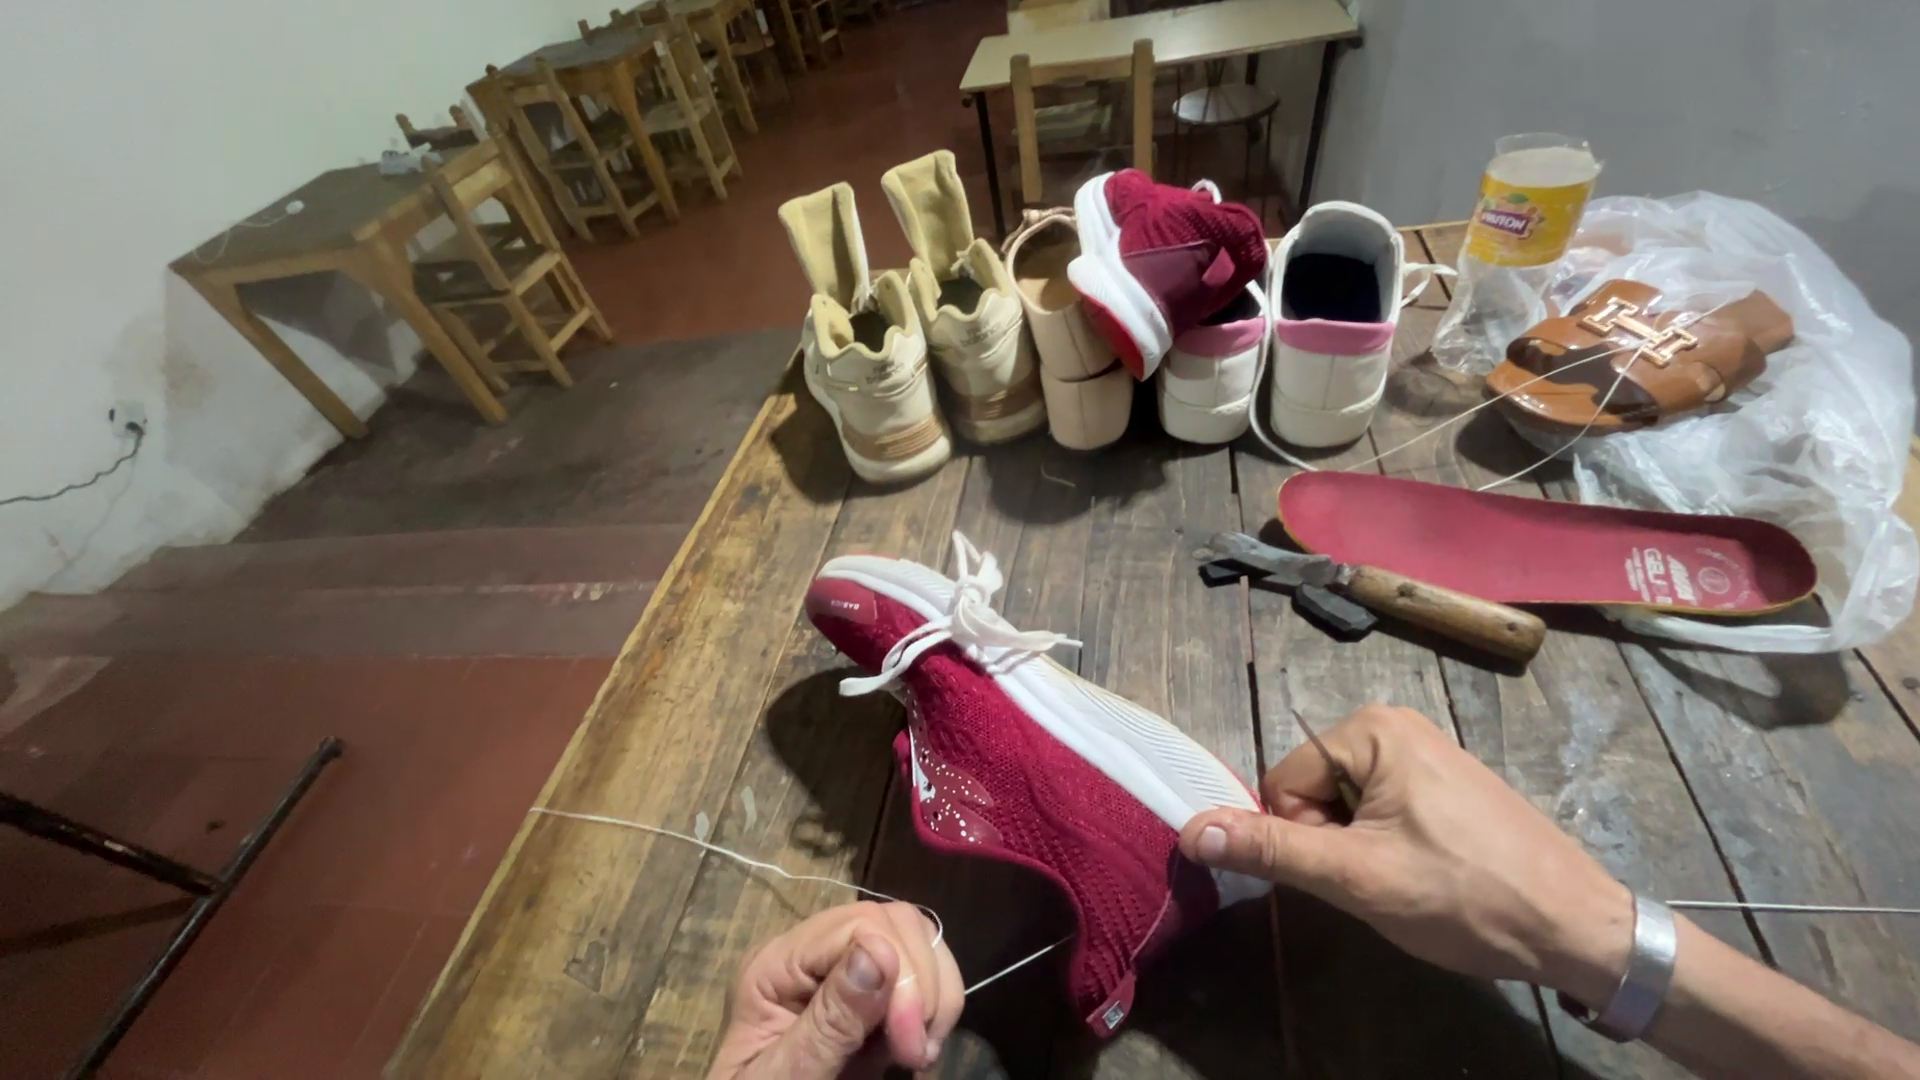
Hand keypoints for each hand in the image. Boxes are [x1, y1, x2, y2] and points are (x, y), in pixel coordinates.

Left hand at [708, 901, 963, 1079]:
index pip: (857, 924)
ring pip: (914, 934)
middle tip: (918, 1052)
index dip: (900, 971)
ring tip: (922, 1051)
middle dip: (920, 982)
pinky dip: (938, 1000)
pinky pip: (922, 965)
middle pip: (892, 920)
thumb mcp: (788, 1078)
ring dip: (935, 990)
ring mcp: (844, 967)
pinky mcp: (872, 991)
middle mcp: (812, 951)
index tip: (909, 1045)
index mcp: (778, 963)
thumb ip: (829, 1022)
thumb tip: (879, 952)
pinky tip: (922, 1045)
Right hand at [1178, 706, 1631, 1007]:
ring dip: (1359, 845)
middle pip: (1313, 788)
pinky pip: (1380, 804)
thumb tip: (1191, 830)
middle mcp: (1391, 723)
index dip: (1304, 837)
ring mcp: (1422, 748)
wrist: (1589, 934)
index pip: (1283, 783)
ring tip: (1411, 877)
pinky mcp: (1443, 778)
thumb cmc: (1469, 897)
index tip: (1354, 872)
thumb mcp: (1359, 877)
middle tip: (1384, 878)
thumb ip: (1270, 850)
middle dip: (1332, 840)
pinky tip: (1429, 869)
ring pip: (1344, 802)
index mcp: (1368, 728)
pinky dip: (1387, 841)